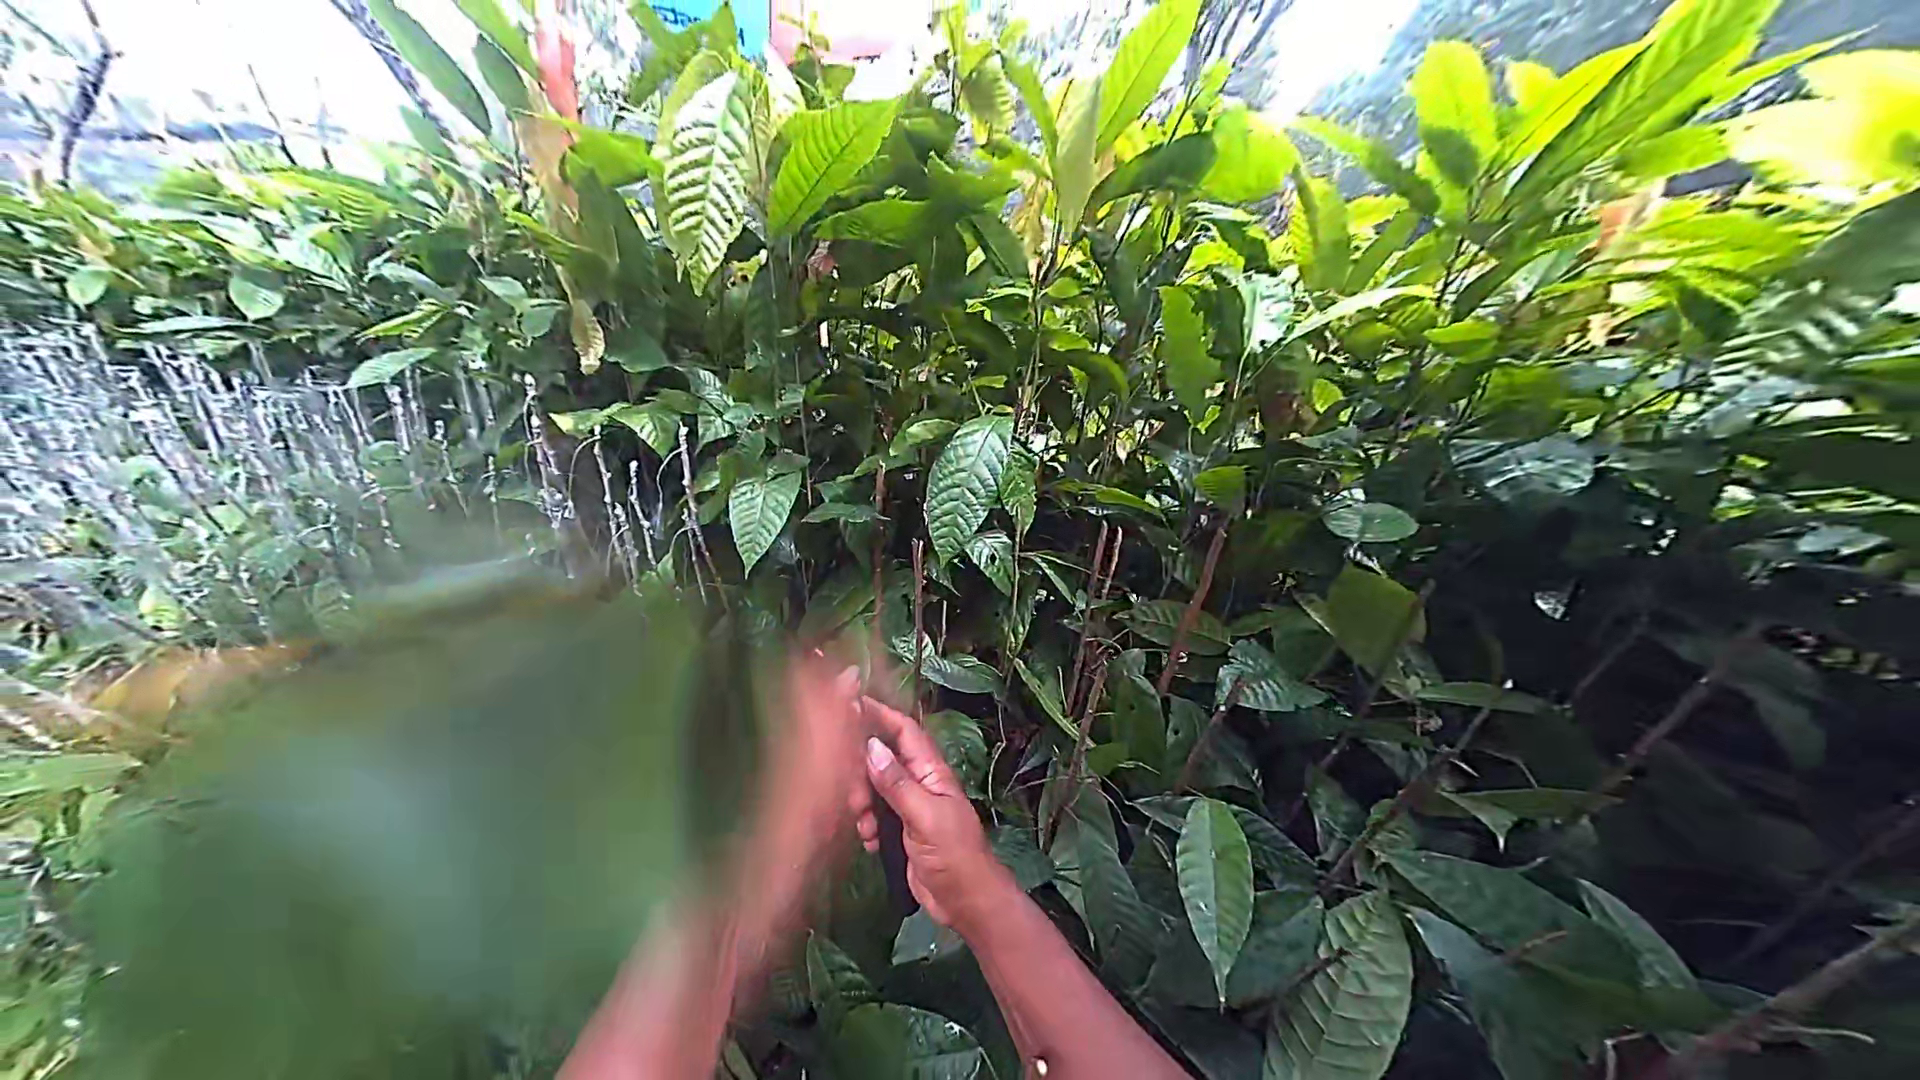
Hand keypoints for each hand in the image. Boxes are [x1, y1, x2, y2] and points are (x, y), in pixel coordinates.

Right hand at [850, 698, 1012, 931]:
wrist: (966, 902)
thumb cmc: (954, 855)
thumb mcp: (925, 816)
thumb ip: (897, 783)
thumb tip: (871, 746)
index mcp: (930, 771)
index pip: (903, 730)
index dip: (880, 714)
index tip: (852, 703)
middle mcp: (919, 782)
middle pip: (882, 759)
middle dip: (862, 774)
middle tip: (857, 800)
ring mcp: (909, 806)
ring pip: (874, 788)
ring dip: (863, 805)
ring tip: (866, 827)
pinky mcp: (900, 830)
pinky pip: (875, 815)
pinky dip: (867, 826)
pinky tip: (871, 843)